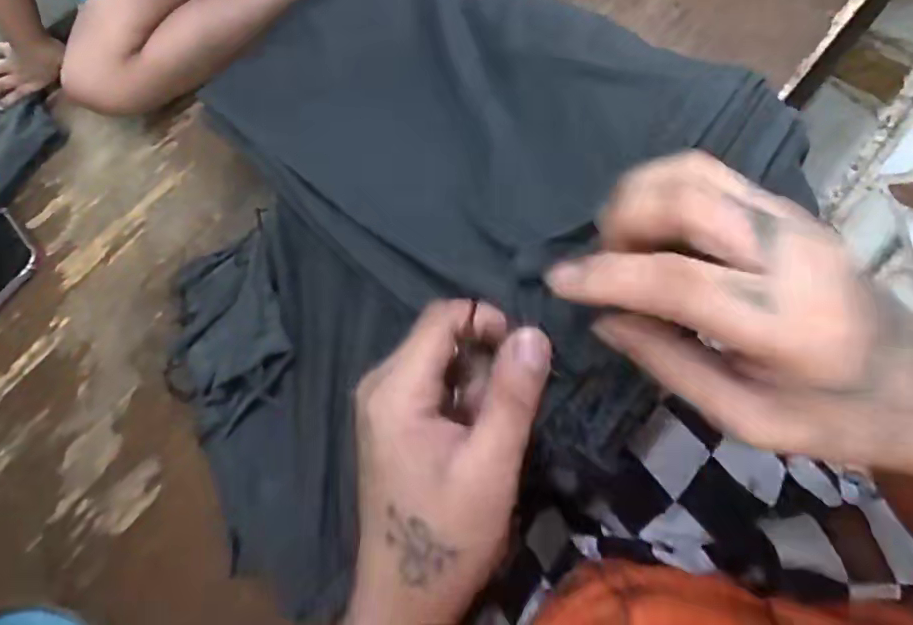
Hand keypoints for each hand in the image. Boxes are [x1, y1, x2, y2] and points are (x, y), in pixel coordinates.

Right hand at [0, 39, 62, 109]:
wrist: (38, 42)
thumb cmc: (54, 60)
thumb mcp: (63, 75)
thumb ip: (61, 87)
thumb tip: (60, 98)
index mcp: (30, 83)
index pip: (18, 95)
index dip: (8, 100)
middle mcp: (17, 75)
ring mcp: (10, 62)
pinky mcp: (9, 48)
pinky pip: (2, 48)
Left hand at [347, 301, 551, 624]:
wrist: (404, 598)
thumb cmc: (448, 535)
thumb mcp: (492, 465)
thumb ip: (512, 395)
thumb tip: (533, 332)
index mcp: (395, 385)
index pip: (441, 316)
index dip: (485, 320)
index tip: (523, 352)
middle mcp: (379, 380)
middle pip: (439, 337)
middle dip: (482, 360)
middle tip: (508, 407)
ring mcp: (380, 400)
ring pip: (439, 360)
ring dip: (474, 384)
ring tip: (488, 433)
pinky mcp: (388, 418)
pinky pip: (430, 384)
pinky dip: (459, 399)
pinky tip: (471, 439)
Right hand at [548, 152, 912, 490]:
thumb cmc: (839, 418)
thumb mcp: (750, 421)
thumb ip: (669, 364)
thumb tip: (603, 317)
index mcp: (789, 324)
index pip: (677, 280)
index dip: (606, 276)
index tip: (558, 279)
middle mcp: (792, 254)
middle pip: (684, 200)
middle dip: (622, 221)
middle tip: (605, 259)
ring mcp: (792, 218)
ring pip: (691, 171)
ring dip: (638, 195)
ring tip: (625, 238)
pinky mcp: (785, 204)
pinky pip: (705, 172)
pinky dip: (661, 186)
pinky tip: (654, 223)